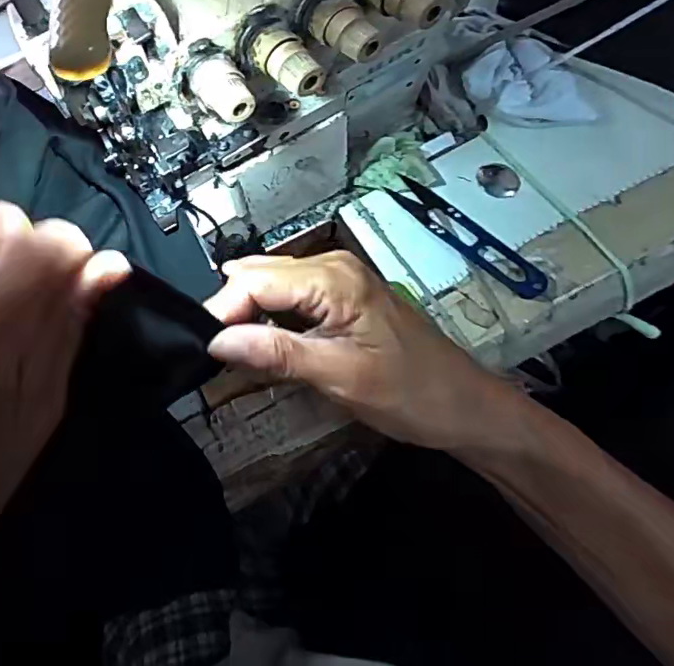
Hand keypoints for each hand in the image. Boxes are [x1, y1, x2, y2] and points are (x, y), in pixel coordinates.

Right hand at [204, 252, 522, 452]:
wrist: (468, 407)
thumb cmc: (415, 393)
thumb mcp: (341, 377)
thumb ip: (276, 354)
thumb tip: (219, 343)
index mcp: (333, 278)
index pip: (254, 281)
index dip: (223, 312)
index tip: (206, 347)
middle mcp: (330, 265)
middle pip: (256, 275)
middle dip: (231, 311)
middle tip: (219, 354)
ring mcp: (333, 275)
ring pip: (266, 281)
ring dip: (247, 313)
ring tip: (236, 349)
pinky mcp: (335, 291)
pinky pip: (284, 292)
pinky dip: (266, 314)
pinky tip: (261, 340)